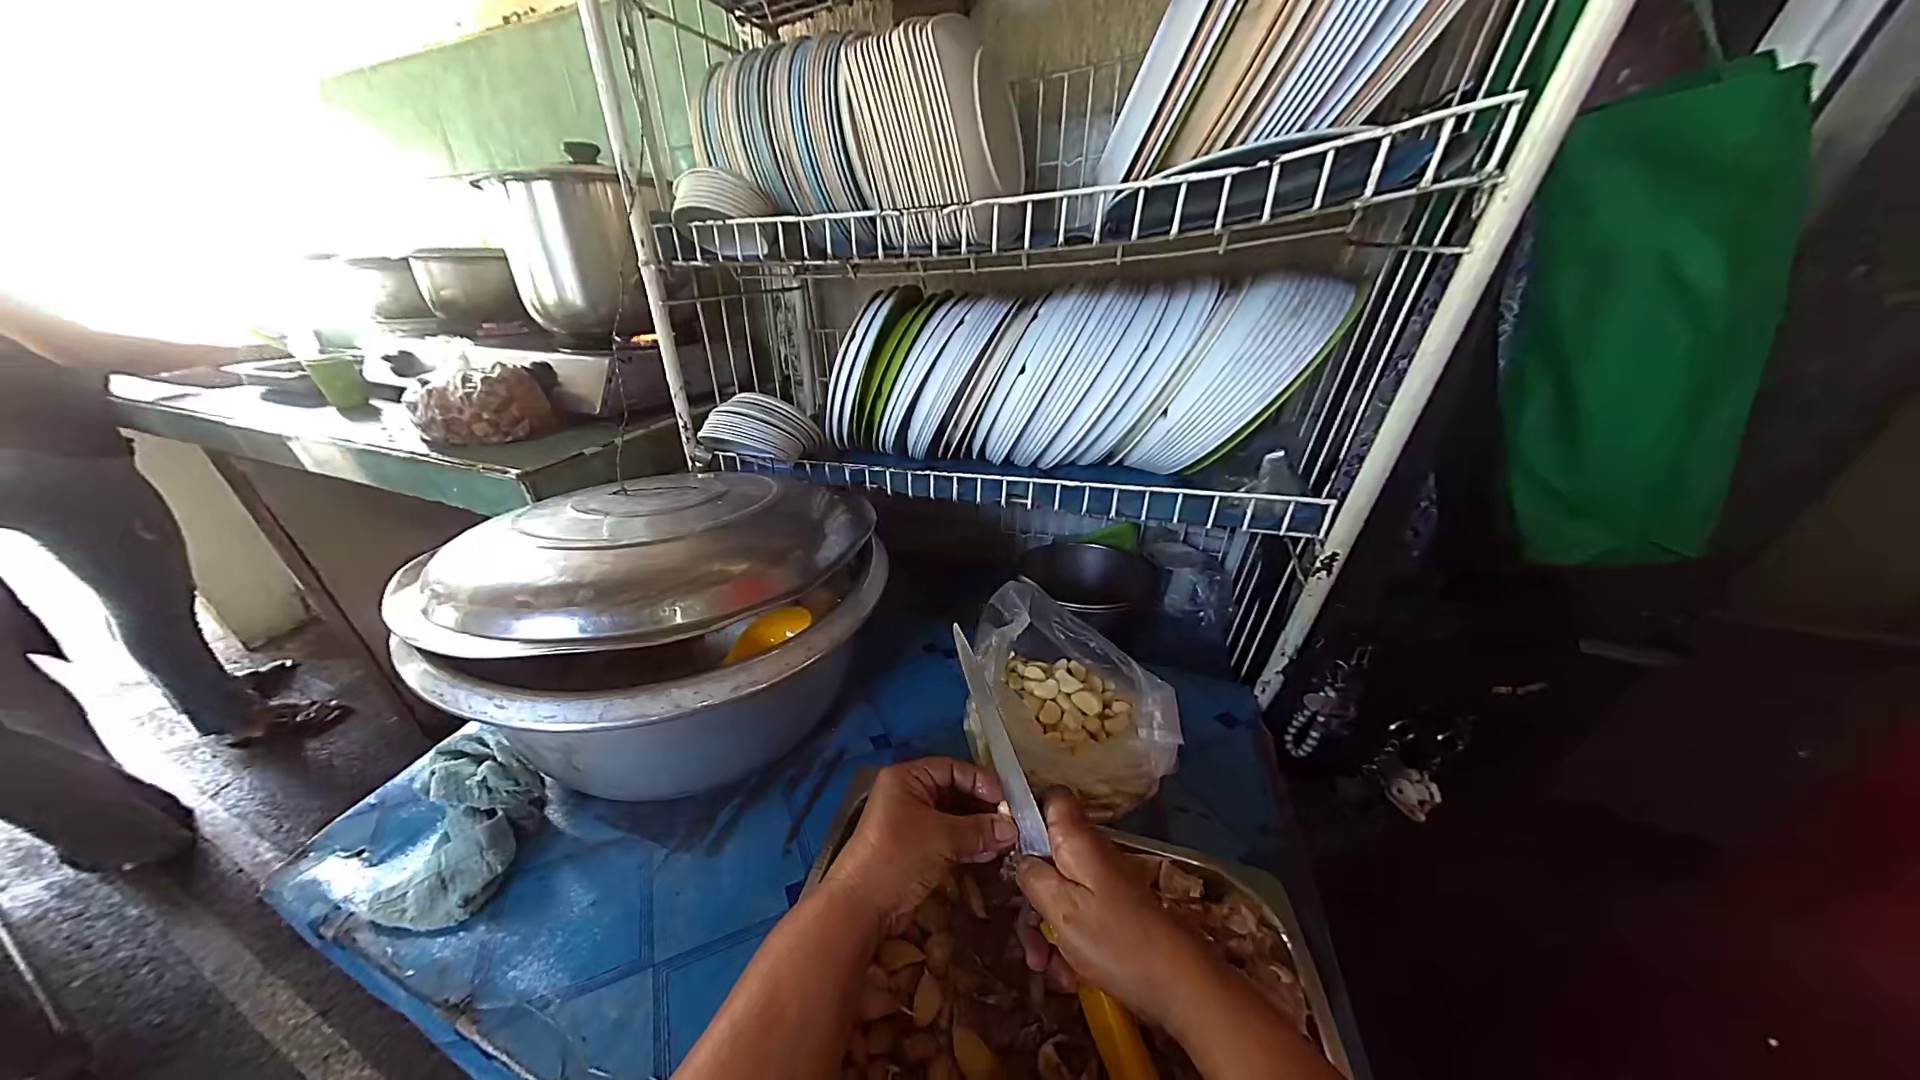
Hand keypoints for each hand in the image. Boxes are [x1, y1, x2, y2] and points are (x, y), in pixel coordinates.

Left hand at [823, 757, 1016, 936]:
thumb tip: (1012, 829)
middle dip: (982, 808)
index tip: (1006, 800)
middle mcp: (909, 795)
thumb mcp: (942, 837)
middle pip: (954, 792)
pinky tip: (990, 853)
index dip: (980, 781)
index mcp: (908, 778)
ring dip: (979, 828)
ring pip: (953, 818)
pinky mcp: (916, 850)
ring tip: (1006, 840)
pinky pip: (948, 839)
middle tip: (1011, 822)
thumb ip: (979, 830)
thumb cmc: (899, 856)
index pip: (952, 768)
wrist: (862, 906)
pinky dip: (968, 844)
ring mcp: (912, 823)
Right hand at [1013, 790, 1218, 1030]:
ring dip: (1045, 932)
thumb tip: (1020, 857)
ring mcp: (1101, 883)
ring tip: (1048, 969)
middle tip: (1028, 939)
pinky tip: (1069, 977)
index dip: (1024, 811)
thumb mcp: (1061, 908)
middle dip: (1029, 897)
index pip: (1050, 798)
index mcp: (1076, 840)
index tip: (1005, 844)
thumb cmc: (1116, 940)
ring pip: (1057, 892)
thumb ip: (1032, 876)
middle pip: (1045, 855)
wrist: (1179, 985)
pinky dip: (1068, 945)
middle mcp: (1089, 853)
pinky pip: (1077, 917)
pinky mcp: (1111, 912)